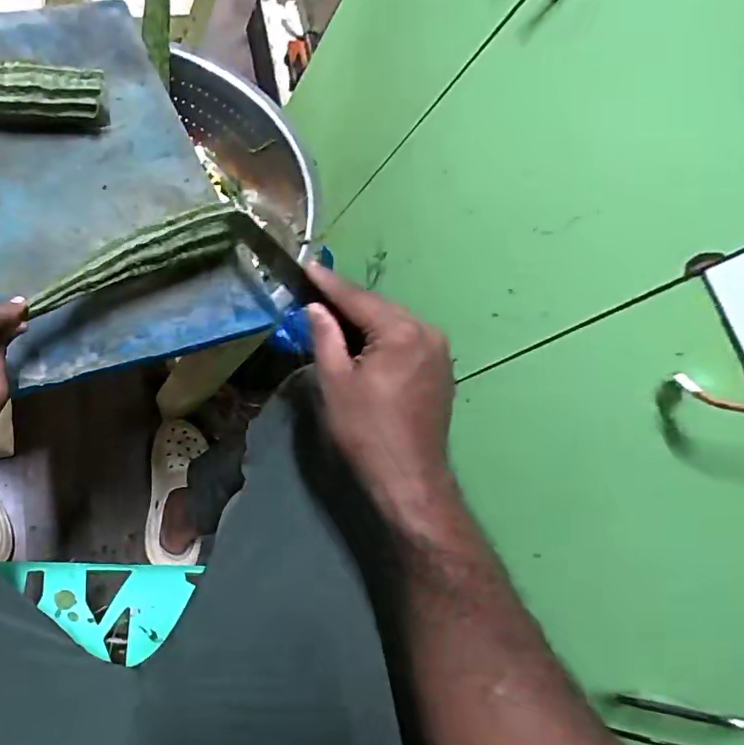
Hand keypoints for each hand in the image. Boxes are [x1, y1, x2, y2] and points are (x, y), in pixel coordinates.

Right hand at [305, 263, 459, 523]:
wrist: (407, 477)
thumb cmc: (364, 430)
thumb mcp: (334, 381)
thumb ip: (325, 337)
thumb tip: (316, 308)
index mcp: (401, 332)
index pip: (357, 299)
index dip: (327, 284)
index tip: (305, 267)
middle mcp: (427, 333)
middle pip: (378, 308)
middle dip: (345, 302)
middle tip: (311, 292)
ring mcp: (438, 352)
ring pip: (391, 323)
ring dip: (362, 320)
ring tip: (329, 315)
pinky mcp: (438, 370)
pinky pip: (403, 340)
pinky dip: (379, 337)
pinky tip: (358, 341)